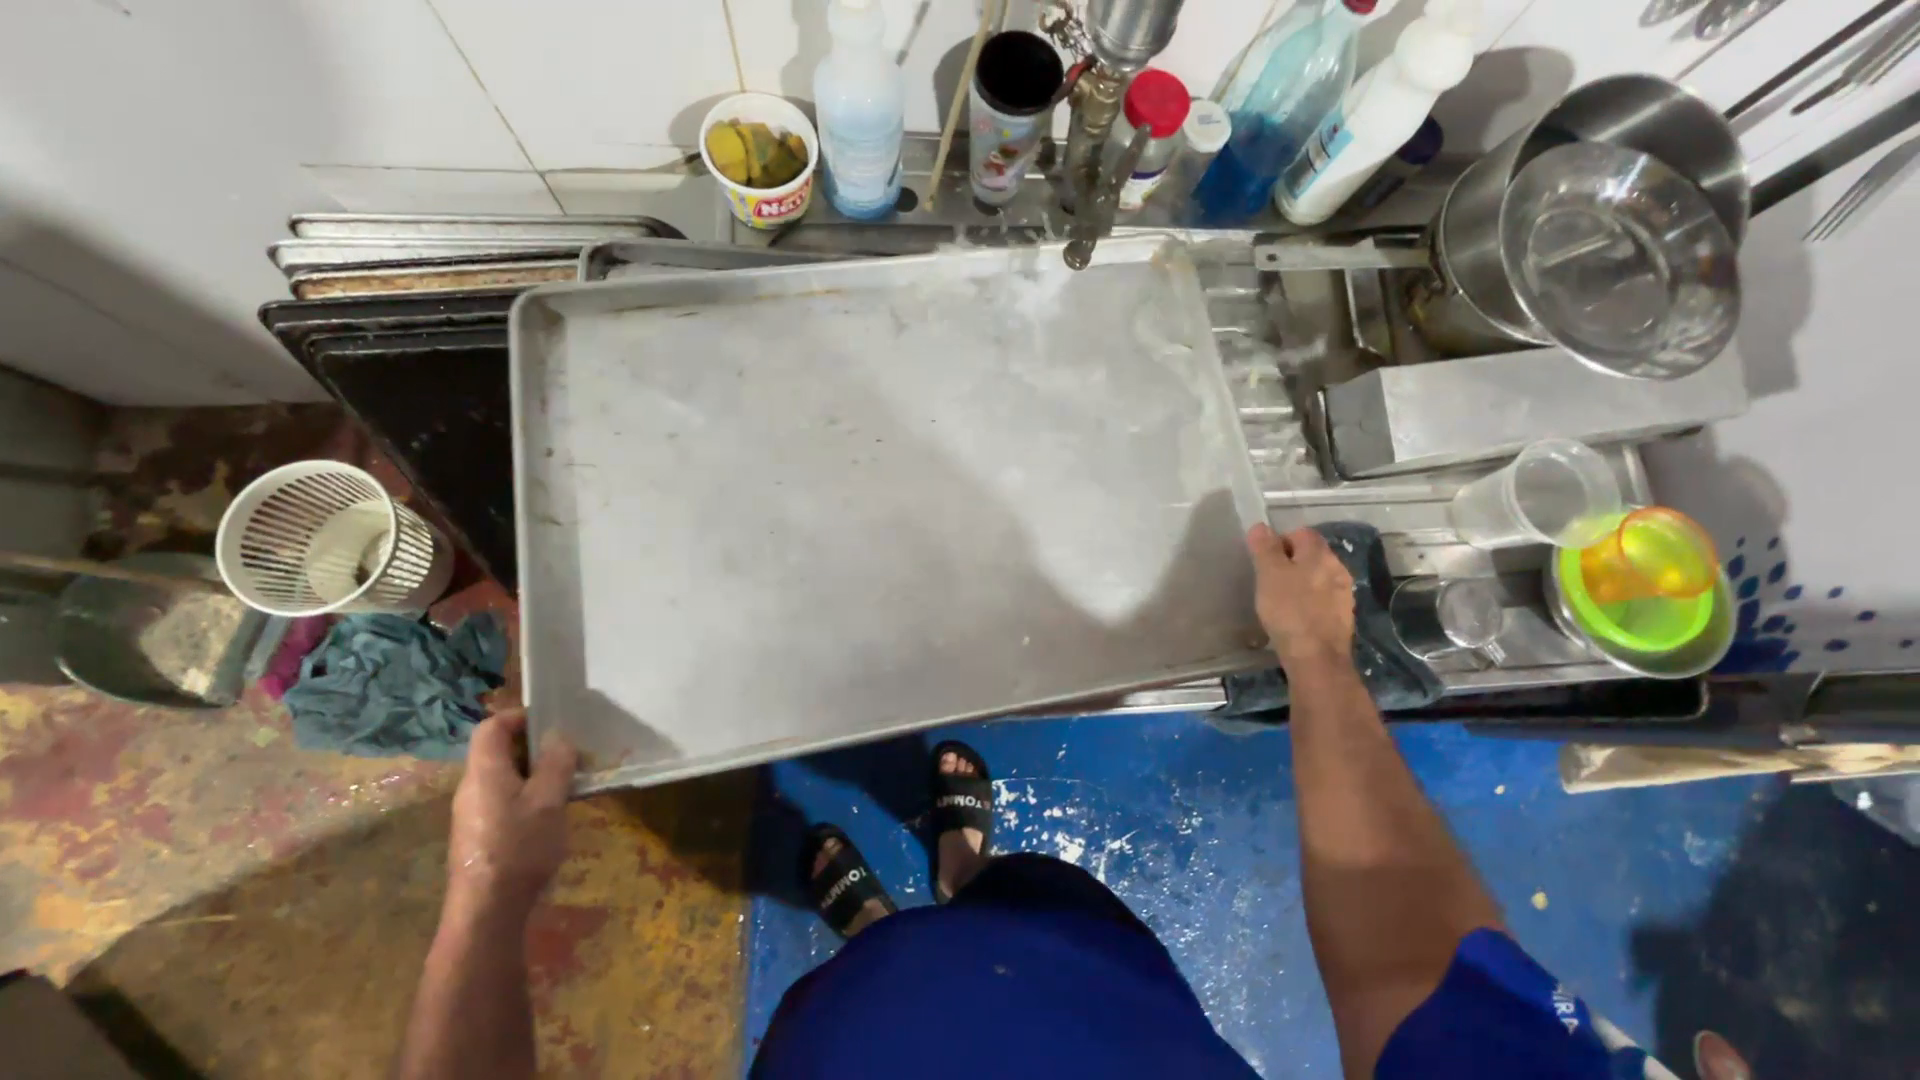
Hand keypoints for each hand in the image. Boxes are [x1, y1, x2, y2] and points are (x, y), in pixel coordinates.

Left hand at [447, 709, 577, 916]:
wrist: (487, 910)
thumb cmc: (520, 847)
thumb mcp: (548, 800)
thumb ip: (555, 764)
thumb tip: (558, 736)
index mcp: (483, 772)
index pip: (491, 727)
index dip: (519, 717)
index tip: (552, 723)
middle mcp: (470, 788)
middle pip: (496, 751)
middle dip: (532, 747)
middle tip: (567, 754)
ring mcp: (471, 814)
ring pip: (501, 778)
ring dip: (532, 774)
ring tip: (565, 784)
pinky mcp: (478, 836)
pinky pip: (501, 800)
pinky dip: (525, 796)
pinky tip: (548, 814)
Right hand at [1246, 523, 1355, 671]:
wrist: (1316, 656)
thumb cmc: (1289, 610)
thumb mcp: (1269, 575)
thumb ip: (1265, 548)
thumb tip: (1261, 526)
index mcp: (1320, 554)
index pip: (1300, 533)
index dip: (1280, 542)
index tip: (1264, 561)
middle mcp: (1337, 568)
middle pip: (1311, 555)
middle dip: (1291, 562)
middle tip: (1269, 581)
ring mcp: (1344, 593)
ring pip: (1318, 577)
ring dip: (1301, 583)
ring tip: (1281, 601)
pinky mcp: (1343, 615)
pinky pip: (1323, 598)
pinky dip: (1310, 602)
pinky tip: (1296, 617)